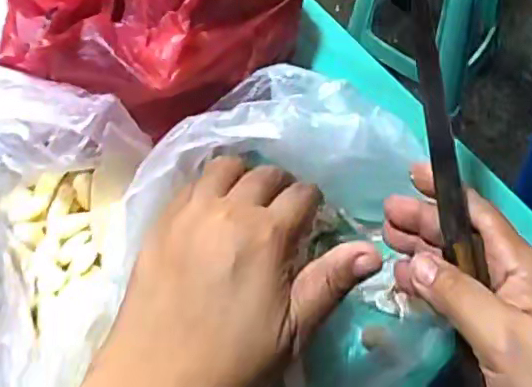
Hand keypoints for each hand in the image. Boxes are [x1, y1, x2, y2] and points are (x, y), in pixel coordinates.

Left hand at [85, 156, 380, 386]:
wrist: (159, 379)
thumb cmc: (234, 359)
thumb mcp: (291, 330)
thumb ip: (329, 282)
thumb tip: (371, 249)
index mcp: (266, 232)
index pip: (302, 193)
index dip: (312, 202)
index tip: (312, 217)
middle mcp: (230, 207)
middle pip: (266, 173)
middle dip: (281, 185)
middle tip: (281, 209)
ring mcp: (193, 208)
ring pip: (225, 165)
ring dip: (242, 174)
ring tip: (244, 197)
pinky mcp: (164, 216)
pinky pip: (192, 181)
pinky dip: (207, 184)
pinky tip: (210, 206)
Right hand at [386, 163, 531, 386]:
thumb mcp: (503, 335)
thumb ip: (457, 293)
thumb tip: (415, 260)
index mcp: (519, 265)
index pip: (478, 212)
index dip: (446, 190)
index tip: (412, 172)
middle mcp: (509, 279)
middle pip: (460, 237)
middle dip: (424, 221)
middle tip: (386, 213)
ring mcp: (501, 310)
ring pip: (454, 267)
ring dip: (421, 252)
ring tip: (387, 242)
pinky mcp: (493, 339)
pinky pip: (455, 299)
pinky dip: (428, 287)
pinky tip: (405, 283)